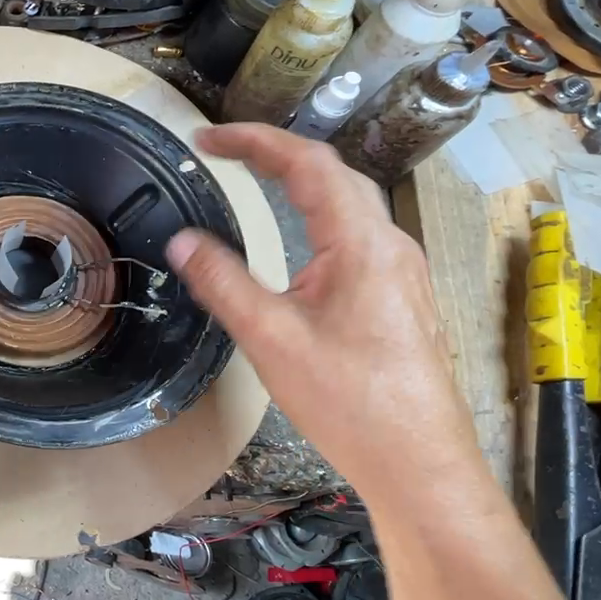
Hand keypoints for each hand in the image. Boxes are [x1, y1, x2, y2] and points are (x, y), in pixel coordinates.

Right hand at [166, 124, 476, 498]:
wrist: (418, 461)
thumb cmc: (348, 400)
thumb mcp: (270, 339)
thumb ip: (224, 283)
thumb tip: (182, 241)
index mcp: (360, 245)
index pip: (307, 164)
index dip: (254, 141)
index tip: (206, 137)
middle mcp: (388, 246)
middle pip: (332, 174)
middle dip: (273, 152)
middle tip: (221, 151)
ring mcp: (400, 270)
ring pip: (348, 202)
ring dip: (298, 179)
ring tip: (252, 178)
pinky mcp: (398, 295)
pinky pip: (355, 231)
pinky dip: (315, 210)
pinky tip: (297, 233)